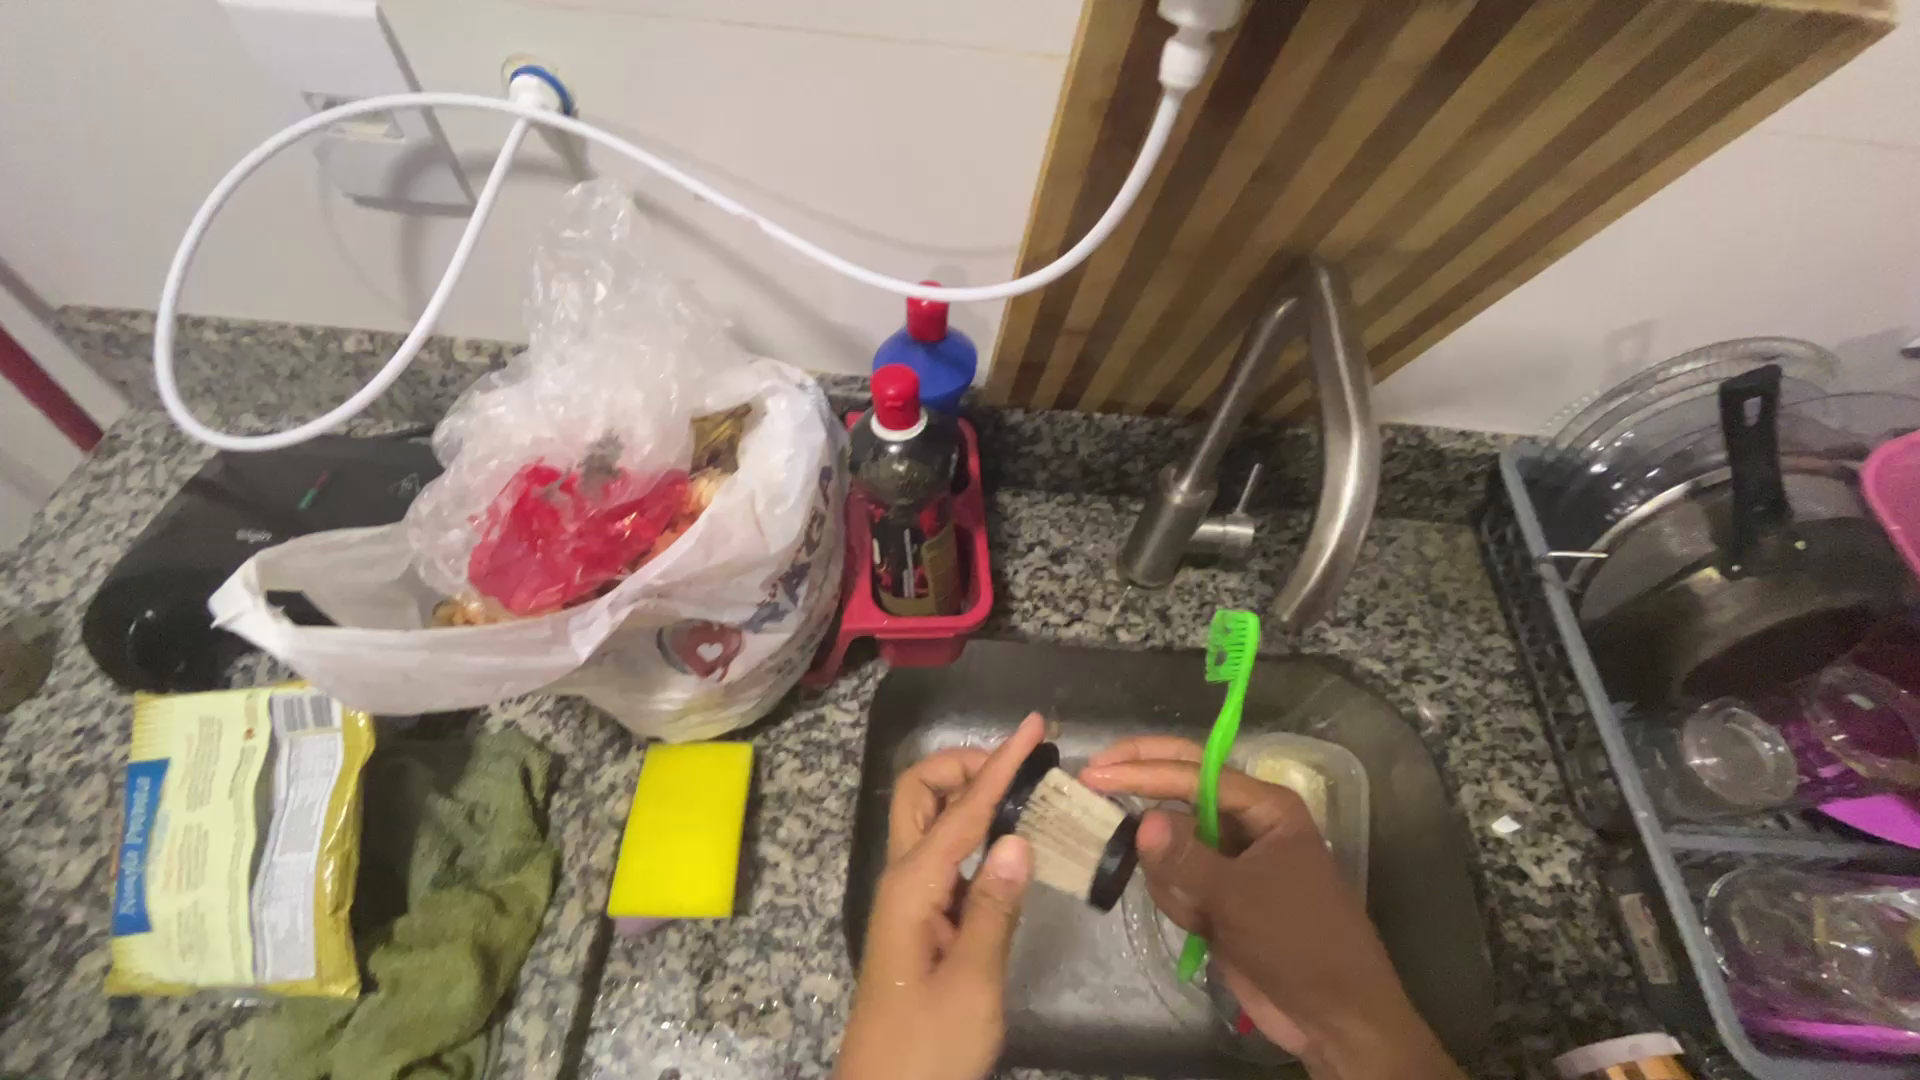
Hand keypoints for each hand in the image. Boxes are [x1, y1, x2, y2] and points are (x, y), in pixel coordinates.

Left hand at [835, 713, 1046, 1079]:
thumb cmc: (927, 1048)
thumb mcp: (972, 984)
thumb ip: (995, 908)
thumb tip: (1018, 835)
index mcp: (913, 884)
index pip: (964, 808)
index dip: (1000, 763)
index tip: (1033, 728)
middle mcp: (904, 876)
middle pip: (922, 791)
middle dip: (965, 765)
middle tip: (1017, 767)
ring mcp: (910, 895)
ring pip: (930, 818)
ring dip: (969, 793)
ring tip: (1022, 792)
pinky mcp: (922, 915)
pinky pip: (945, 851)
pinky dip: (975, 831)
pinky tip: (1009, 844)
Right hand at [1082, 736, 1465, 1079]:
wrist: (1335, 1020)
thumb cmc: (1301, 944)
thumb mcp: (1242, 899)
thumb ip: (1187, 859)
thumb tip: (1141, 822)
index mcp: (1264, 806)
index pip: (1193, 772)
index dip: (1142, 769)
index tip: (1096, 774)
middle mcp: (1243, 820)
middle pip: (1179, 785)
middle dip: (1140, 782)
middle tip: (1091, 777)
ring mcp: (1227, 856)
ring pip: (1169, 839)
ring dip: (1169, 873)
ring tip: (1195, 910)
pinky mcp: (1214, 890)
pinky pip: (1173, 877)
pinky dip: (1176, 898)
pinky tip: (1200, 926)